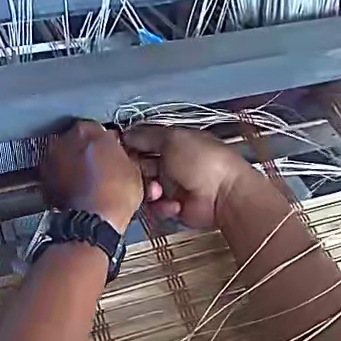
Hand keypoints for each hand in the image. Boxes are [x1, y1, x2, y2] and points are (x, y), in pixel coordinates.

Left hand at [42, 119, 144, 223]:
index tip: (116, 153)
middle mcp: (67, 139)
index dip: (111, 144)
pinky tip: (79, 190)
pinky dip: (66, 179)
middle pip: (81, 141)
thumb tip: (125, 158)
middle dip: (90, 152)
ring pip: (68, 156)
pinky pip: (58, 173)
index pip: (103, 129)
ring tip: (91, 181)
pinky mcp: (45, 178)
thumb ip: (126, 157)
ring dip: (76, 164)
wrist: (94, 222)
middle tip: (103, 168)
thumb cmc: (113, 197)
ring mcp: (53, 158)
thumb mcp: (134, 171)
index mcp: (90, 130)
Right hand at [120, 125, 260, 228]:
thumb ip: (146, 135)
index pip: (142, 141)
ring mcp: (172, 185)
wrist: (224, 195)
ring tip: (158, 192)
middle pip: (139, 165)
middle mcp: (171, 162)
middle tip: (138, 172)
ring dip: (148, 191)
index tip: (116, 150)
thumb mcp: (172, 138)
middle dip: (136, 170)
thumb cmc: (204, 162)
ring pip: (143, 188)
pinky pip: (155, 207)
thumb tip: (126, 132)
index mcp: (173, 142)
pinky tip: (174, 204)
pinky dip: (162, 207)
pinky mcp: (174, 206)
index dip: (128, 145)